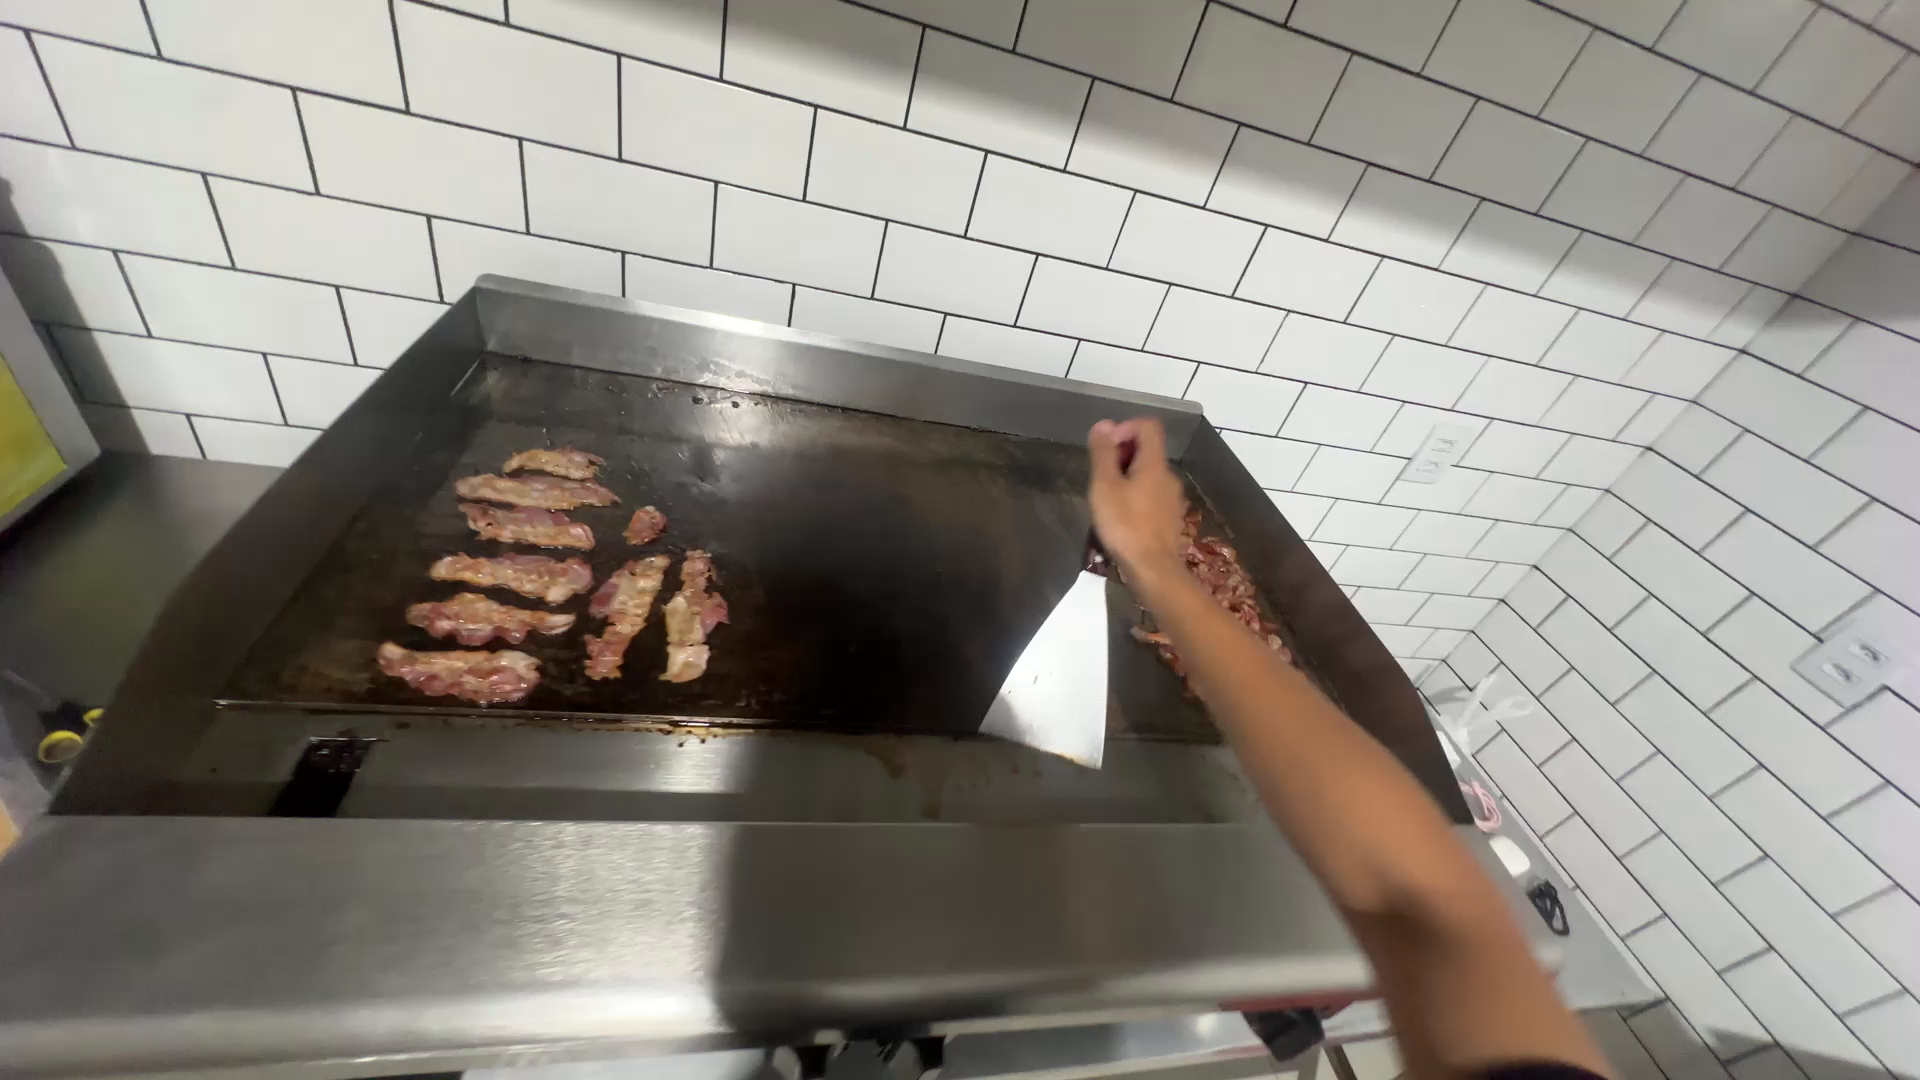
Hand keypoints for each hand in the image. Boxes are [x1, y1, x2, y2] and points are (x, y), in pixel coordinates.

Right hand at [1087, 418, 1186, 581]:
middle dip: (1122, 454)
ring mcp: (1172, 498)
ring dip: (1127, 477)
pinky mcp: (1170, 517)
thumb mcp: (1105, 486)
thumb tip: (1104, 424)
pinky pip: (1151, 494)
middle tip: (1101, 476)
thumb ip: (1103, 454)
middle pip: (1147, 450)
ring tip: (1107, 498)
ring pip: (1149, 474)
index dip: (1125, 428)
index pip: (1148, 426)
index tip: (1105, 449)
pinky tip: (1121, 516)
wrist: (1152, 569)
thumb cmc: (1124, 525)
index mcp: (1155, 464)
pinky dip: (1136, 495)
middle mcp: (1168, 476)